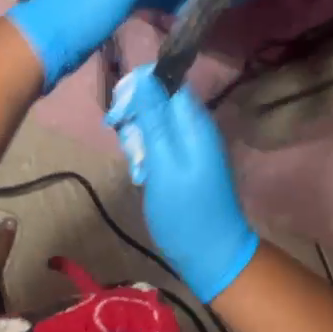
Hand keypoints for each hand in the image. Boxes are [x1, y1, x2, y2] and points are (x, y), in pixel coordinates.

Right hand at [107, 67, 258, 302]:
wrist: (212, 254)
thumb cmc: (185, 210)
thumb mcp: (163, 163)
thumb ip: (154, 119)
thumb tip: (146, 77)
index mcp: (195, 121)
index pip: (169, 82)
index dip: (143, 85)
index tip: (120, 102)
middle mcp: (197, 126)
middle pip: (163, 100)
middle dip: (138, 111)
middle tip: (120, 134)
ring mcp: (194, 144)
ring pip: (161, 121)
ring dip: (141, 133)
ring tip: (132, 159)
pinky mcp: (188, 160)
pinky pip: (166, 141)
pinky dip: (149, 149)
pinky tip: (140, 169)